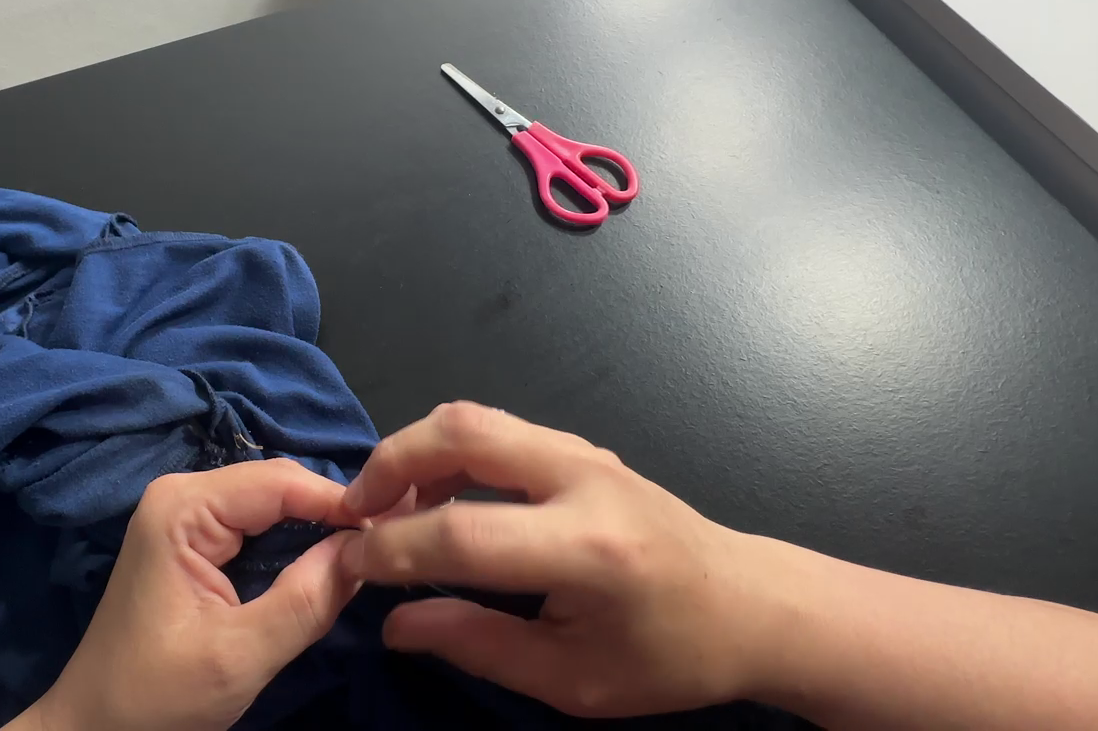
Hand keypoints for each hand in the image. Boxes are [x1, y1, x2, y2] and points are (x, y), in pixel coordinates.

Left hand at [11, 459, 361, 730]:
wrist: (93, 727)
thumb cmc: (157, 698)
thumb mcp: (238, 657)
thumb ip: (305, 601)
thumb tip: (366, 551)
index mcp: (183, 506)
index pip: (279, 482)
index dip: (338, 500)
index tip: (393, 526)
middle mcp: (183, 491)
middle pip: (275, 484)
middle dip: (330, 508)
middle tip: (386, 537)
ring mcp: (185, 509)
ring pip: (270, 499)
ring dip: (315, 521)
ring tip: (367, 543)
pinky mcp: (192, 533)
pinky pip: (255, 520)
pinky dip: (292, 535)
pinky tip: (324, 554)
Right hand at [337, 402, 776, 718]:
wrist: (747, 600)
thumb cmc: (669, 654)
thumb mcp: (573, 679)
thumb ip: (477, 644)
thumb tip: (393, 623)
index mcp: (588, 549)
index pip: (463, 535)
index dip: (393, 549)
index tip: (350, 563)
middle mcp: (579, 476)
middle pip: (459, 435)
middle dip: (391, 465)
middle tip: (356, 510)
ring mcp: (577, 446)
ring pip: (469, 417)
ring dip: (412, 450)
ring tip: (387, 500)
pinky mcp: (572, 440)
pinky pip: (489, 425)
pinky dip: (443, 449)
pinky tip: (434, 491)